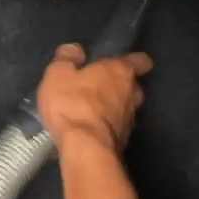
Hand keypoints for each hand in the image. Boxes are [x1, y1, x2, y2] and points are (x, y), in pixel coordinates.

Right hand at [37, 45, 153, 153]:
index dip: (134, 60)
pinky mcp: (124, 140)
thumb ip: (66, 59)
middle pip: (133, 85)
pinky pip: (117, 126)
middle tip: (100, 87)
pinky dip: (107, 125)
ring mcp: (131, 119)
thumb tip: (75, 50)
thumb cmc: (72, 104)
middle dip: (120, 85)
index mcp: (120, 71)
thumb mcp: (58, 75)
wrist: (85, 148)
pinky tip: (91, 128)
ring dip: (114, 107)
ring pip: (126, 107)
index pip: (140, 61)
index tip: (123, 62)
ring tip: (93, 111)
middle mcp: (132, 93)